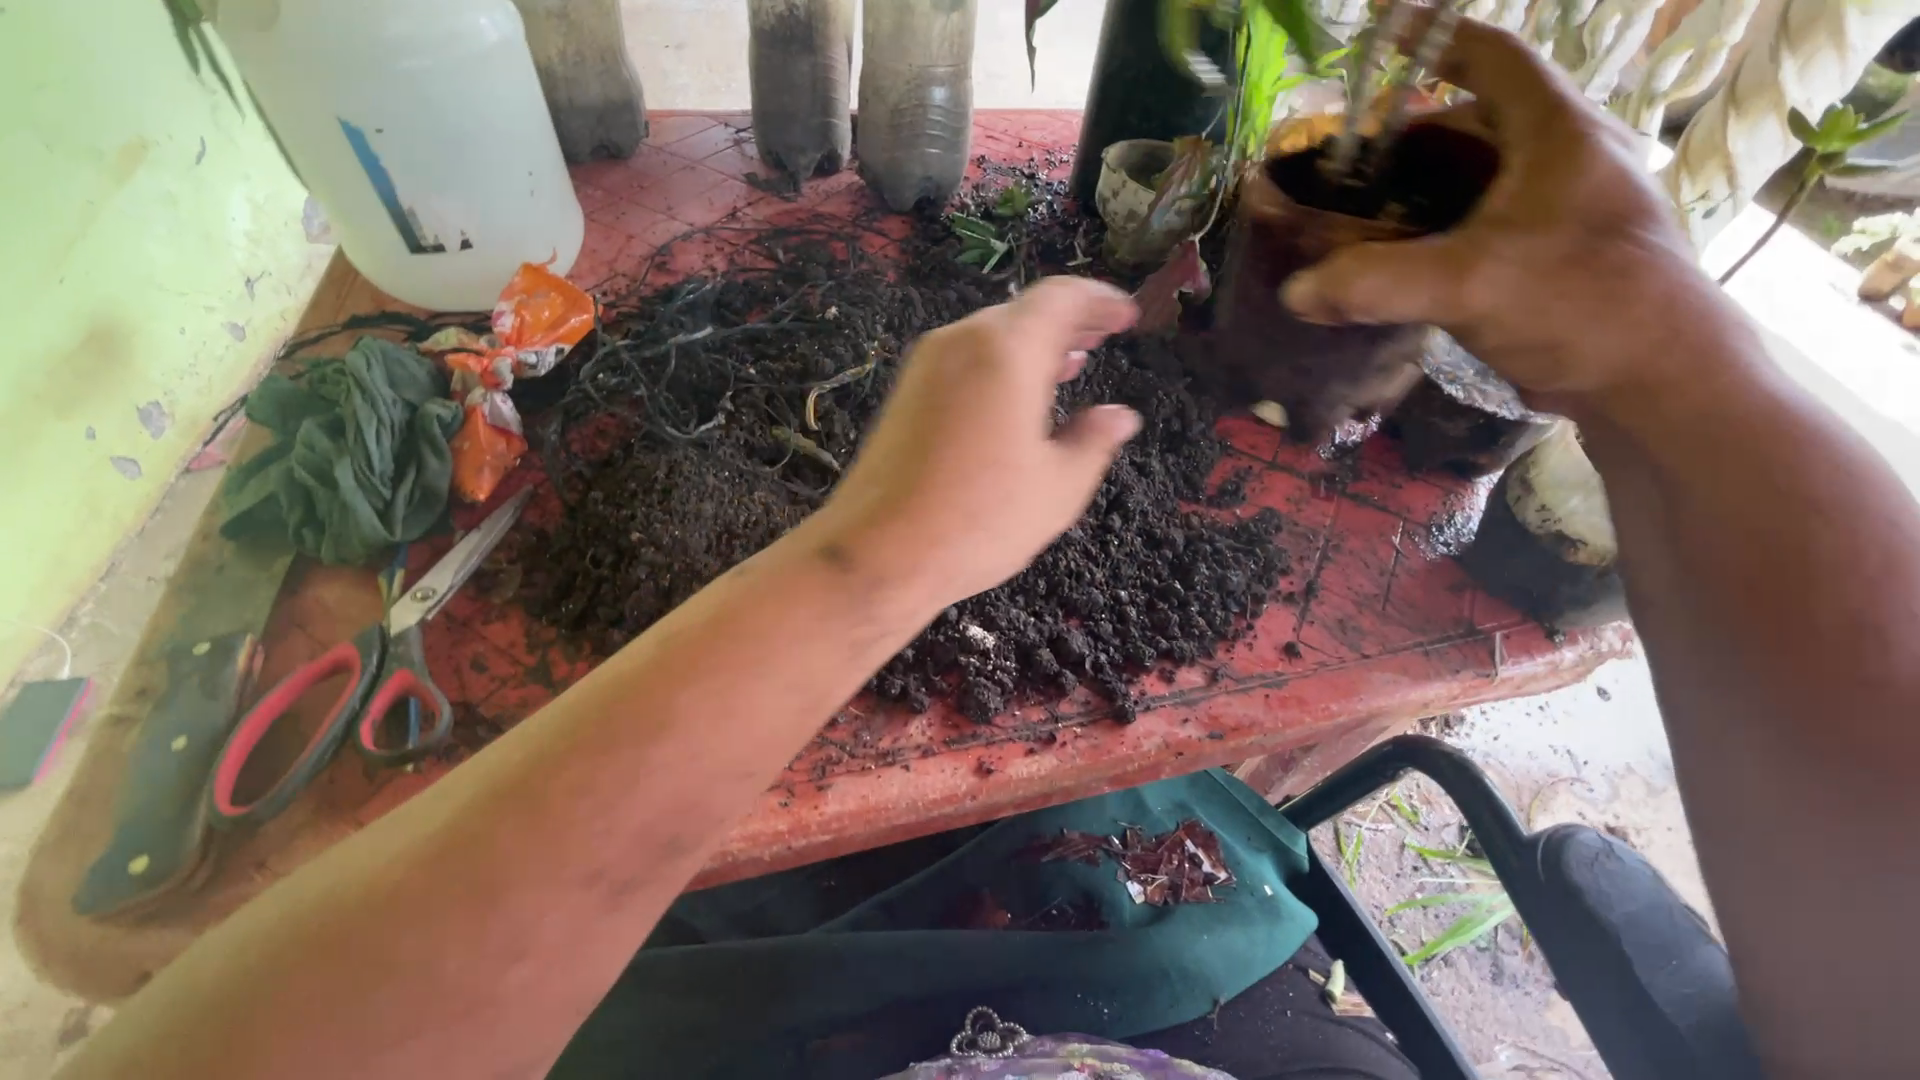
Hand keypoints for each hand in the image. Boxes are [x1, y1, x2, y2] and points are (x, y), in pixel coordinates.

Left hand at [811, 277, 1141, 610]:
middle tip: (1102, 337)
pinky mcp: (906, 394)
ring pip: (990, 337)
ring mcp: (926, 367)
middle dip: (1067, 322)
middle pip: (1022, 313)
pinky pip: (965, 361)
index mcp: (1006, 352)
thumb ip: (1093, 441)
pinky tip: (1018, 398)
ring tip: (1071, 364)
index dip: (1100, 301)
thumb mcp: (1057, 488)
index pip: (1061, 298)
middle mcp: (960, 343)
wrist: (877, 554)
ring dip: (1033, 345)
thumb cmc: (978, 521)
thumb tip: (1120, 416)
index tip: (1127, 316)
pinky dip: (1000, 366)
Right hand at [1280, 13, 1728, 410]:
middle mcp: (1561, 159)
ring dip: (1418, 193)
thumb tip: (1295, 292)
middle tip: (1347, 168)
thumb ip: (1375, 283)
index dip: (1436, 41)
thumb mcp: (1469, 284)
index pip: (1492, 59)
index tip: (1381, 40)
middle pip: (1472, 125)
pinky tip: (1398, 263)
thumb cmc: (1578, 301)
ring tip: (1359, 218)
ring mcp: (1556, 210)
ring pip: (1474, 181)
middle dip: (1407, 140)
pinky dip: (1433, 235)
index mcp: (1556, 133)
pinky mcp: (1546, 256)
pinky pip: (1477, 226)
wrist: (1651, 378)